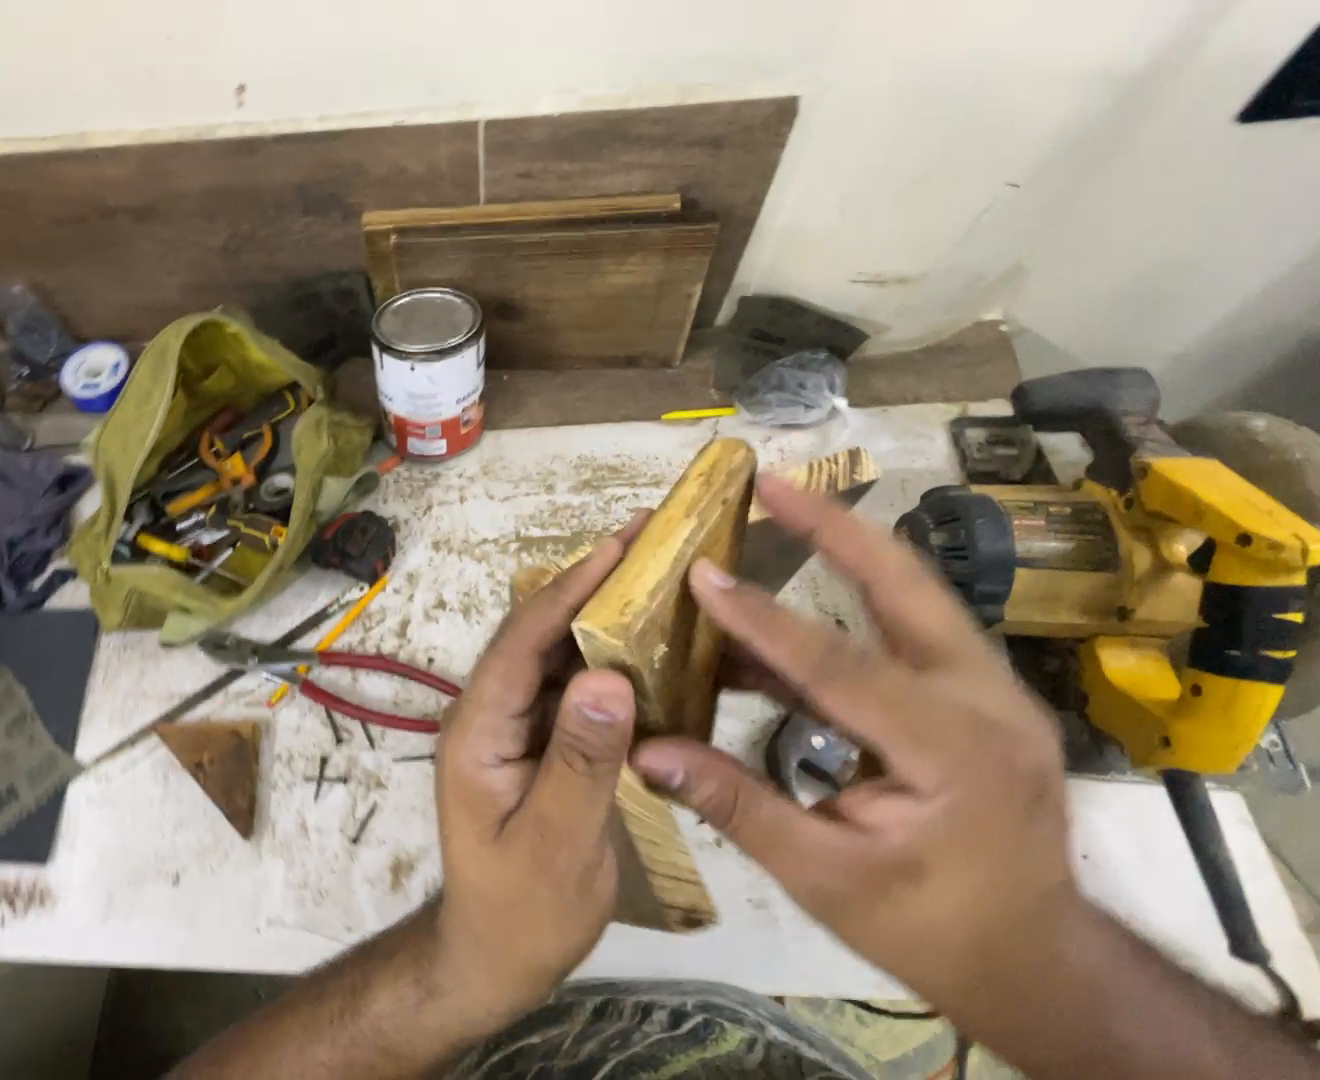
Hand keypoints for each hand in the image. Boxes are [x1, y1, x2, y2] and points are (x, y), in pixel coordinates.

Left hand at [428, 515, 645, 1032]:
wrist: (496, 954)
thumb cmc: (520, 908)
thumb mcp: (555, 843)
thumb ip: (580, 761)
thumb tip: (610, 676)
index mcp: (477, 729)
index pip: (520, 643)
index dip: (569, 591)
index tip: (620, 545)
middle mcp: (491, 714)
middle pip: (537, 638)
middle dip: (589, 588)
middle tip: (651, 544)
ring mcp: (514, 727)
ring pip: (557, 659)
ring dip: (603, 619)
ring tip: (661, 581)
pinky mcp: (539, 743)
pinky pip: (574, 692)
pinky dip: (611, 665)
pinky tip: (655, 651)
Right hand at [632, 474, 1082, 1005]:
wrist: (1038, 960)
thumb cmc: (930, 928)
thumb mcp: (825, 878)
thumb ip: (736, 806)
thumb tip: (644, 752)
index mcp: (956, 753)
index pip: (841, 665)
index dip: (762, 619)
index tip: (700, 573)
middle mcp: (984, 702)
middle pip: (907, 587)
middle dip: (834, 527)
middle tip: (770, 482)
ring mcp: (987, 693)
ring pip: (910, 598)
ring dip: (841, 553)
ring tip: (772, 517)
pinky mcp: (971, 697)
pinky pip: (898, 637)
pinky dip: (837, 614)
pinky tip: (772, 622)